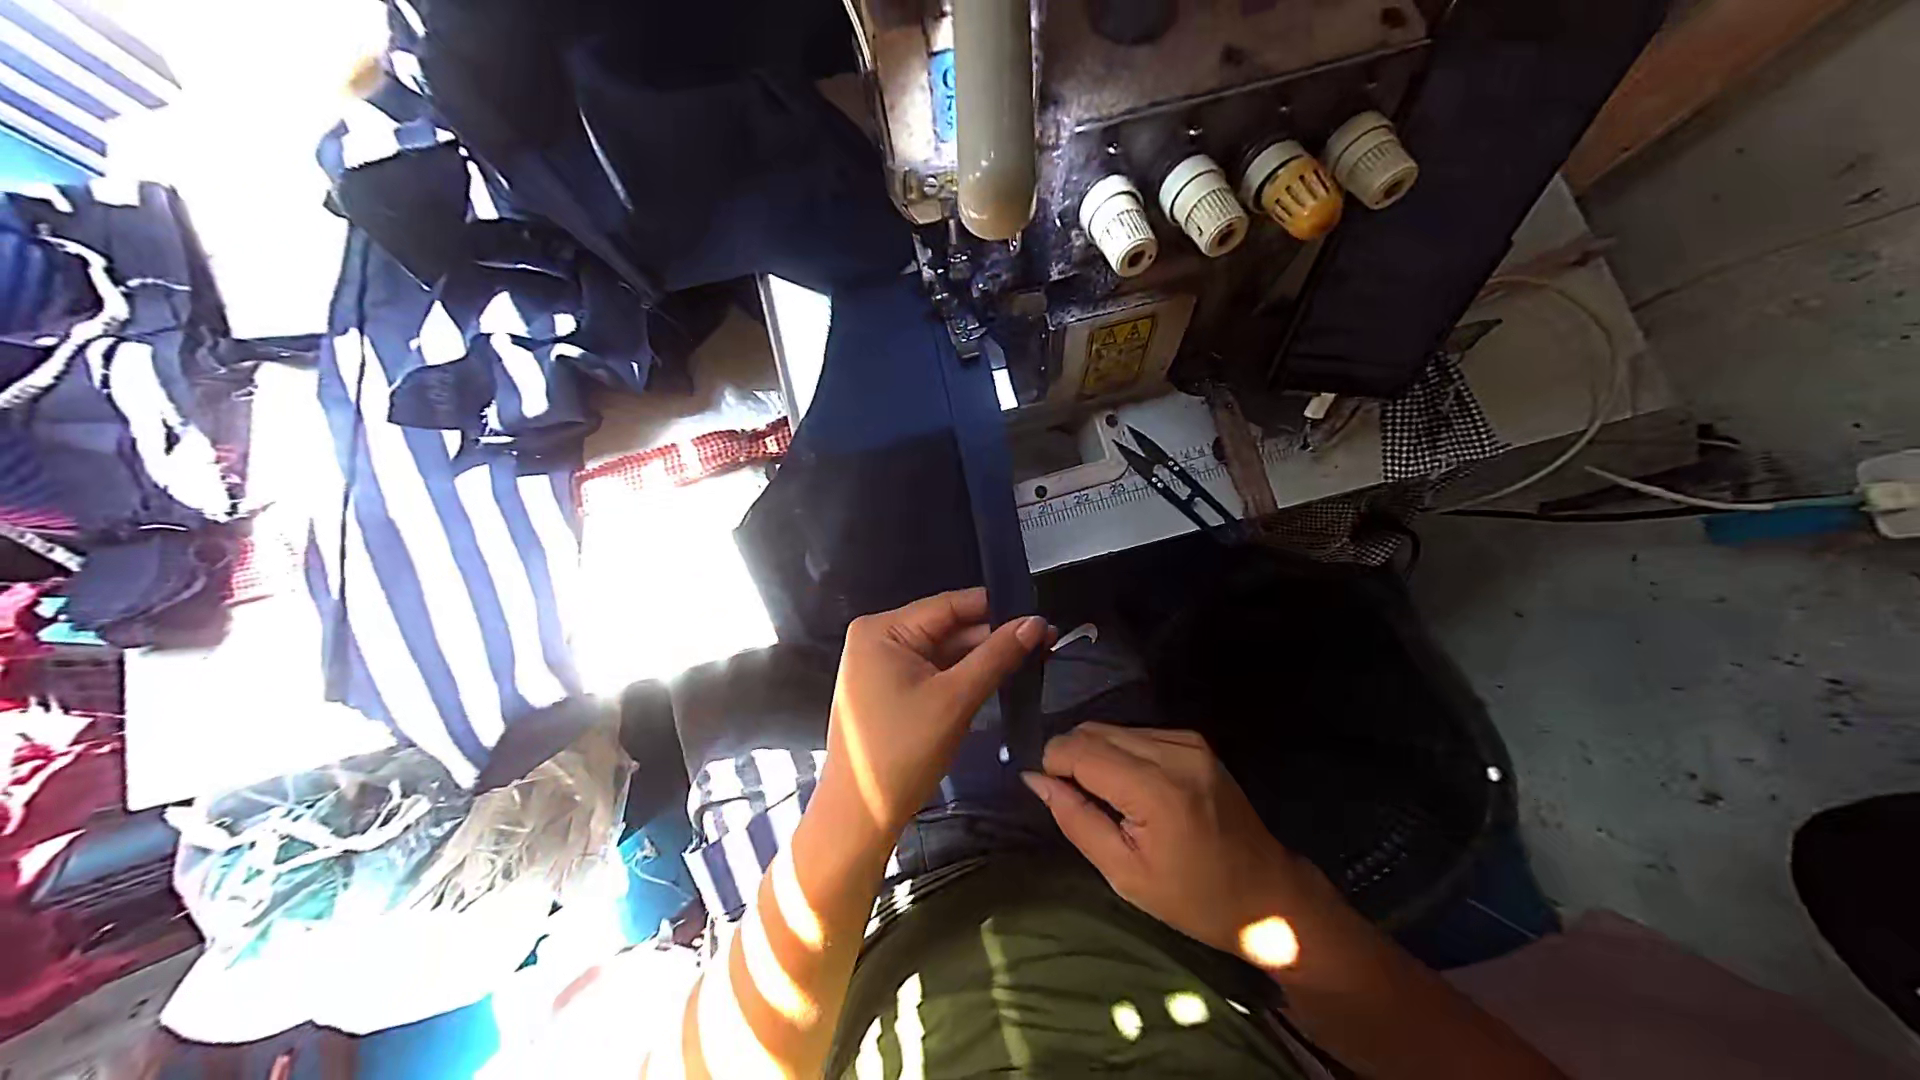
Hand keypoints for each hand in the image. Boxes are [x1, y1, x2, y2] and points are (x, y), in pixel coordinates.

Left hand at [823, 588, 1046, 836]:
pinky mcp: (892, 689)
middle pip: (948, 627)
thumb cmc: (901, 753)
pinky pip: (935, 670)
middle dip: (994, 636)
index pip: (949, 605)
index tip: (1038, 615)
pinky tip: (1000, 674)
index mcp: (882, 630)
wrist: (861, 815)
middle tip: (1045, 639)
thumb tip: (1035, 622)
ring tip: (1032, 656)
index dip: (996, 608)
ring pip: (945, 650)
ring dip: (984, 656)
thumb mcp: (955, 699)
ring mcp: (883, 665)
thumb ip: (997, 656)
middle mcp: (879, 639)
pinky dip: (965, 675)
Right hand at [1023, 723, 1328, 965]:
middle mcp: (1173, 751)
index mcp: (1156, 789)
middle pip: (1091, 730)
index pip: (1078, 749)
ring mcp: (1187, 741)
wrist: (1269, 896)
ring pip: (1110, 727)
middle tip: (1078, 801)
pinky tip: (1130, 787)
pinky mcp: (1194, 740)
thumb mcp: (1125, 874)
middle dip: (1071, 758)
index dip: (1053, 766)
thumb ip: (1075, 819)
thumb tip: (1034, 779)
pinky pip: (1135, 732)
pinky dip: (1119, 752)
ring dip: (1094, 754)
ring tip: (1107, 798)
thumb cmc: (1194, 898)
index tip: (1056, 797)